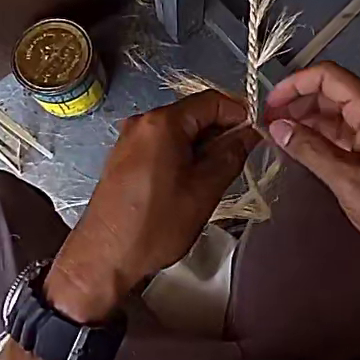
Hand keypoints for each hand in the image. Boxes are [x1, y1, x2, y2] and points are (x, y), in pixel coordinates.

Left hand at [48, 90, 259, 321]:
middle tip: (240, 159)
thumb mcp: (205, 189)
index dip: (240, 114)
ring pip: (180, 130)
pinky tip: (191, 181)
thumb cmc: (156, 224)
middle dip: (221, 132)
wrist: (103, 259)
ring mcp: (130, 138)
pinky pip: (163, 143)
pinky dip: (183, 154)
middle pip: (195, 113)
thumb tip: (251, 132)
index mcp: (163, 122)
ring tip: (216, 176)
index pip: (213, 101)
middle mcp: (143, 121)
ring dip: (203, 146)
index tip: (256, 136)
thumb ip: (232, 153)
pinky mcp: (125, 157)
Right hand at [263, 61, 359, 268]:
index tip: (269, 105)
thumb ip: (311, 150)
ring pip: (338, 112)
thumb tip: (278, 126)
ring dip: (308, 119)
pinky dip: (322, 136)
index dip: (295, 84)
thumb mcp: (348, 180)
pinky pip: (347, 132)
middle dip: (298, 102)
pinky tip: (303, 149)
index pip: (328, 76)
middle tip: (268, 123)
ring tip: (278, 135)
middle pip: (332, 91)